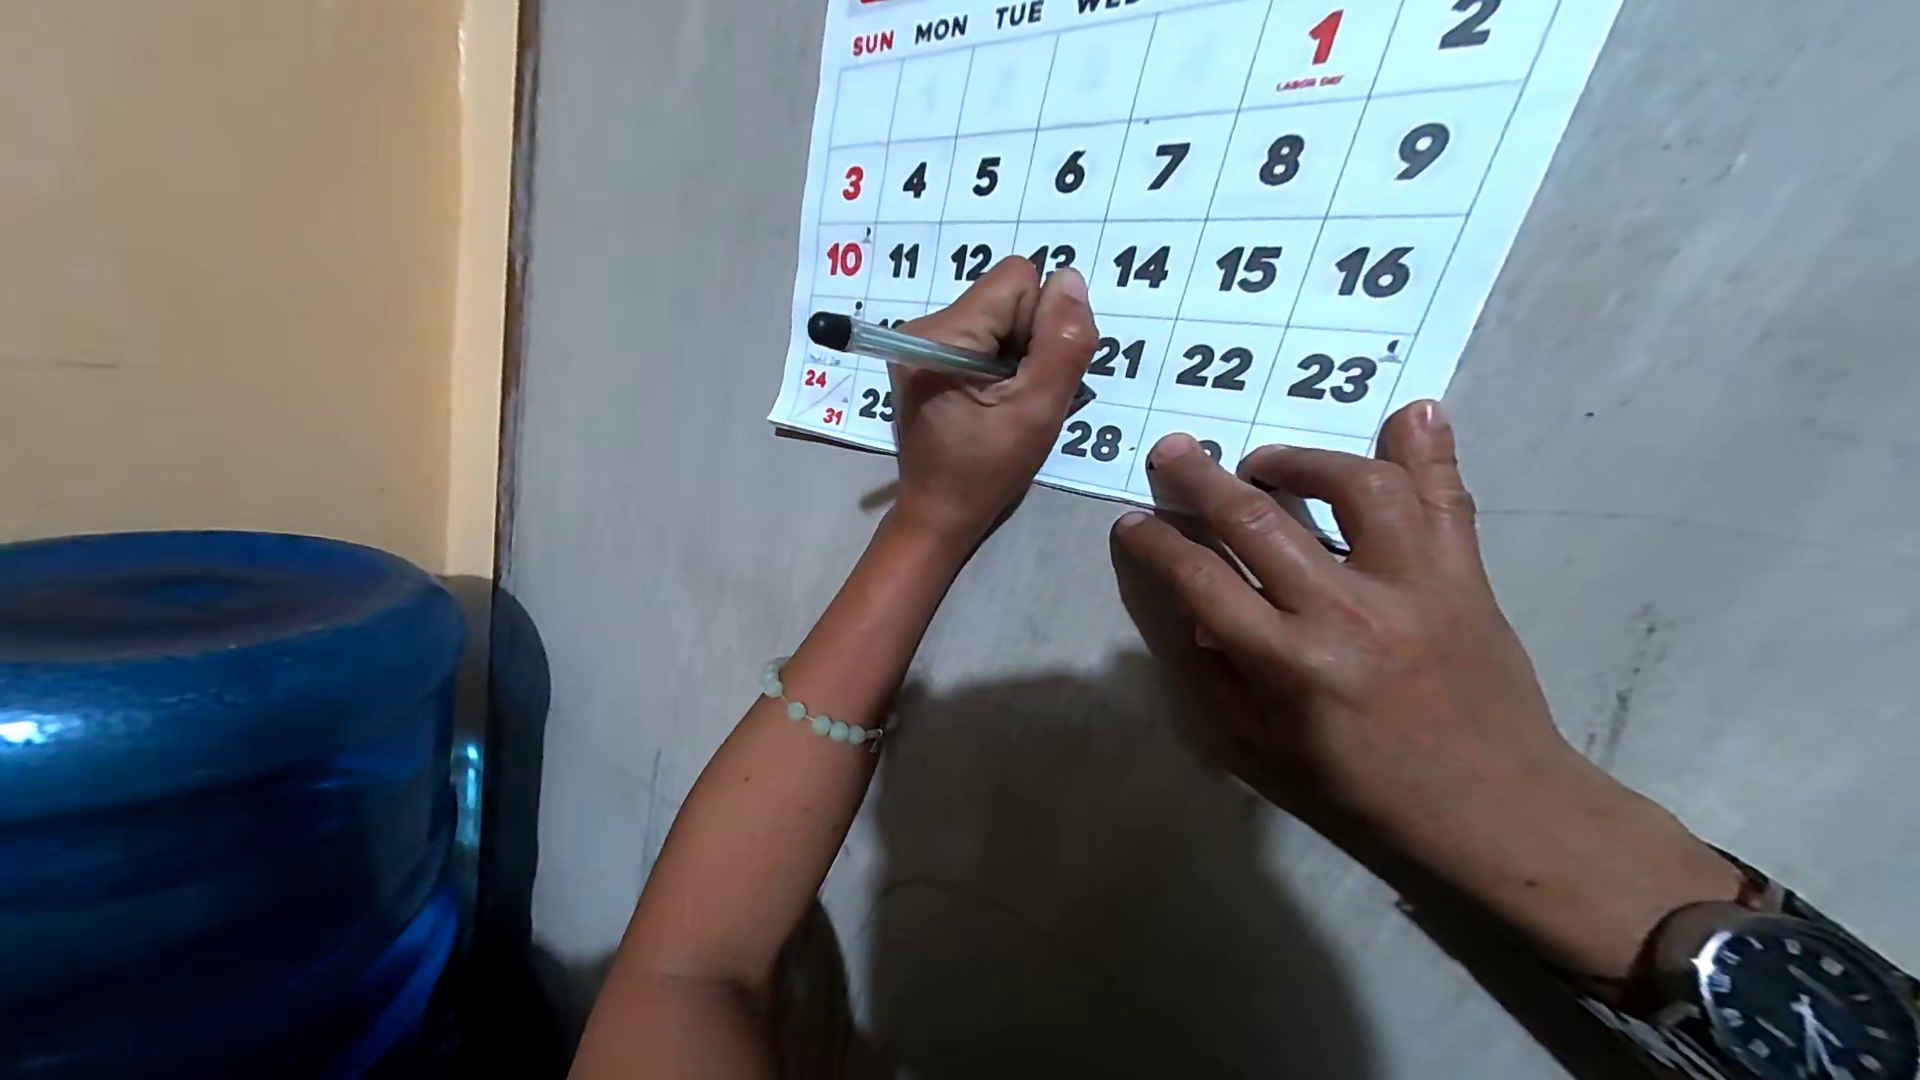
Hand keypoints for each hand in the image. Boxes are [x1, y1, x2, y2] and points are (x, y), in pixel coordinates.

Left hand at [890, 258, 1096, 544]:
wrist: (939, 512)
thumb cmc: (985, 472)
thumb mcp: (1037, 413)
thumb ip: (1062, 345)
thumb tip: (1069, 279)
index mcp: (942, 335)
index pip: (1017, 280)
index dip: (1041, 324)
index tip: (1029, 378)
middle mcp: (923, 326)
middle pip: (1006, 296)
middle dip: (1029, 340)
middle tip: (1020, 396)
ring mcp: (921, 341)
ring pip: (999, 316)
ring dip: (1017, 356)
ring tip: (1006, 403)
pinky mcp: (927, 357)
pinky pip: (984, 335)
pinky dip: (1001, 364)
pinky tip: (993, 401)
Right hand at [1112, 401, 1741, 979]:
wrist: (1498, 815)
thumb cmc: (1356, 789)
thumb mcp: (1254, 748)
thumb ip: (1211, 670)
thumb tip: (1188, 602)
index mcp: (1287, 664)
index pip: (1199, 579)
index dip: (1155, 543)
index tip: (1133, 521)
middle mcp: (1346, 612)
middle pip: (1255, 520)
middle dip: (1199, 479)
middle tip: (1172, 450)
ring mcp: (1413, 587)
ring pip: (1356, 488)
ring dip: (1299, 460)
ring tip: (1266, 462)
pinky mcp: (1465, 578)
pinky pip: (1447, 500)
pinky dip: (1429, 450)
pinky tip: (1410, 413)